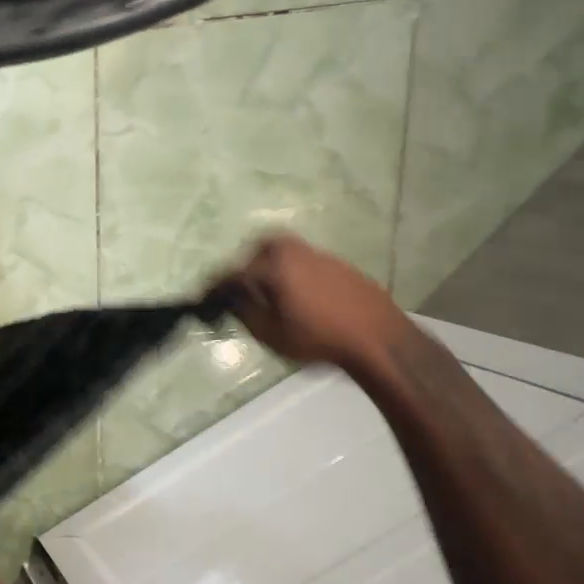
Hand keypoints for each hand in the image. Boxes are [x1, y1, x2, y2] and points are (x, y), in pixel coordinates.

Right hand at [207, 234, 414, 371]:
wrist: (379, 340)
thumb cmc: (317, 338)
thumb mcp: (269, 332)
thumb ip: (243, 311)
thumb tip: (229, 297)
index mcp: (275, 266)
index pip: (234, 271)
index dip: (215, 284)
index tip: (205, 296)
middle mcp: (298, 254)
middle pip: (265, 243)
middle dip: (248, 259)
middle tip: (242, 283)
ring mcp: (324, 258)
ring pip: (290, 252)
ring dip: (275, 266)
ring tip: (272, 293)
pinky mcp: (343, 268)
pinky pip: (309, 263)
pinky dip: (296, 274)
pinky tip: (300, 298)